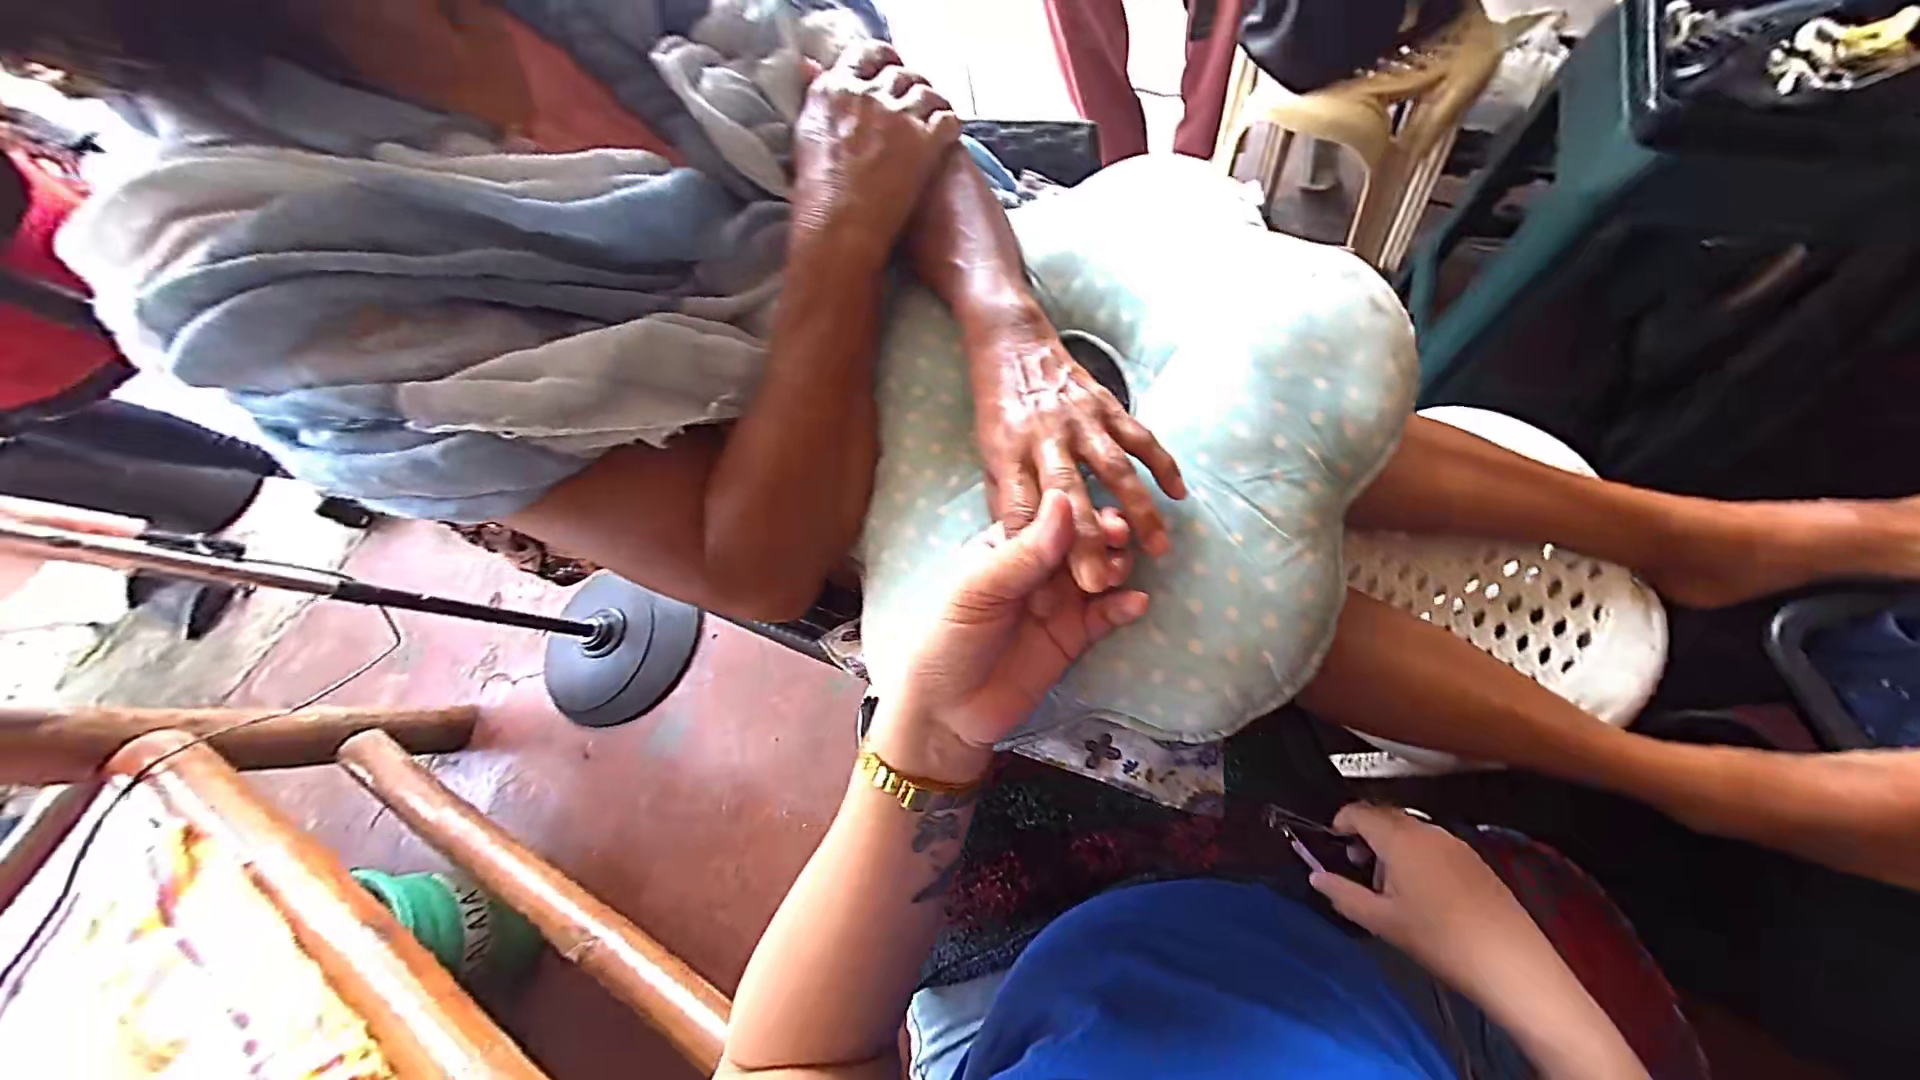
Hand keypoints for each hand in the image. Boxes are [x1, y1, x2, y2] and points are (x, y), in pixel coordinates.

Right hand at [791, 42, 959, 269]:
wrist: (838, 231)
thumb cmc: (816, 198)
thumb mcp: (804, 136)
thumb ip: (815, 100)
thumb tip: (810, 68)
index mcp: (834, 90)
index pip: (864, 56)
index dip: (881, 63)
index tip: (888, 73)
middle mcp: (867, 95)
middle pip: (899, 72)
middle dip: (910, 83)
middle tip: (916, 99)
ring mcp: (897, 116)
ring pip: (926, 91)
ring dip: (932, 101)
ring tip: (935, 116)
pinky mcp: (922, 142)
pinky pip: (946, 119)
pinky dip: (950, 125)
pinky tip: (949, 137)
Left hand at [873, 489, 1147, 781]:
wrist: (950, 711)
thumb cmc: (951, 639)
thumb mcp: (981, 590)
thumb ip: (1025, 552)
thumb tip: (1063, 498)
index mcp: (1009, 545)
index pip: (1049, 519)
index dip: (1078, 513)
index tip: (1102, 514)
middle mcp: (1038, 567)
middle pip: (1081, 541)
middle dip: (1104, 536)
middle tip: (1120, 539)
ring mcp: (1059, 601)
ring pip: (1100, 572)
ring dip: (1117, 566)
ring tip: (1120, 572)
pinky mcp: (1074, 635)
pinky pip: (1106, 615)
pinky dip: (1123, 606)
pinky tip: (1136, 603)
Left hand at [971, 316, 1186, 593]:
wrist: (1011, 345)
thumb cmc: (997, 412)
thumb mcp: (986, 459)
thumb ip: (1007, 501)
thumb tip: (1026, 549)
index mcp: (1007, 457)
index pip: (1019, 514)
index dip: (1030, 557)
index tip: (1042, 600)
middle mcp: (1043, 439)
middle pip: (1066, 496)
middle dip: (1084, 542)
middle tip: (1100, 584)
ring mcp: (1079, 420)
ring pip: (1113, 469)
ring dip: (1137, 509)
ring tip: (1158, 548)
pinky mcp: (1106, 404)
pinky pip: (1141, 437)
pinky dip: (1162, 464)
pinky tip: (1179, 494)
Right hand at [1308, 804, 1544, 994]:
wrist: (1515, 970)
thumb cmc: (1447, 942)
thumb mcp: (1380, 920)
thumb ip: (1341, 893)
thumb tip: (1318, 878)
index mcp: (1400, 838)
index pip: (1357, 810)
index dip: (1339, 822)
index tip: (1333, 840)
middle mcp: (1428, 833)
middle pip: (1384, 816)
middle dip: (1364, 833)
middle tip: (1357, 863)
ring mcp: (1457, 846)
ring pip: (1410, 831)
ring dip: (1392, 845)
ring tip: (1390, 884)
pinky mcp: (1477, 863)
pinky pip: (1435, 845)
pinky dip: (1419, 856)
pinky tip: (1423, 894)